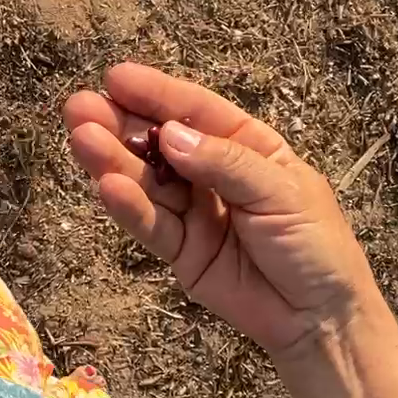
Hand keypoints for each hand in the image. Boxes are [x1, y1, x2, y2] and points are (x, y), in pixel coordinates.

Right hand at [63, 63, 379, 357]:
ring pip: (148, 184)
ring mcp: (195, 215)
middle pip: (161, 146)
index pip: (197, 113)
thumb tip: (170, 137)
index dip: (157, 94)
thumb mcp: (282, 192)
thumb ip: (225, 164)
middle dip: (121, 126)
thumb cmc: (316, 245)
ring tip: (81, 140)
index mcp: (248, 147)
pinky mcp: (182, 254)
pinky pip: (152, 227)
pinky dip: (130, 208)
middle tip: (78, 109)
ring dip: (114, 162)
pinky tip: (107, 186)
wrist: (319, 318)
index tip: (115, 79)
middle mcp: (214, 176)